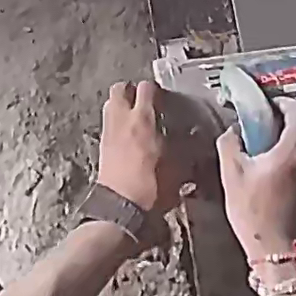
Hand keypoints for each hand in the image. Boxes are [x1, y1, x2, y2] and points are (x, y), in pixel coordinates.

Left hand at [97, 80, 180, 214]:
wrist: (120, 208)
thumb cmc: (151, 187)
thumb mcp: (176, 167)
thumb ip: (184, 148)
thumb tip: (193, 138)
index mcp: (142, 120)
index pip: (146, 88)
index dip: (156, 89)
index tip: (165, 98)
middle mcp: (121, 120)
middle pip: (119, 88)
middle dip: (131, 90)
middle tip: (144, 101)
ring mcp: (108, 131)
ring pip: (110, 103)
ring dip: (121, 105)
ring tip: (135, 117)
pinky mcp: (102, 146)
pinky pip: (108, 123)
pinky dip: (116, 123)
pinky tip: (128, 137)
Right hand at [216, 97, 295, 259]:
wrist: (269, 243)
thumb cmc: (252, 209)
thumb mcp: (232, 173)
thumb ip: (229, 144)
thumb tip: (232, 131)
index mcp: (291, 148)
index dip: (280, 99)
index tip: (264, 100)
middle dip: (277, 114)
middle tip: (255, 115)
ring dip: (278, 131)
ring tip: (254, 135)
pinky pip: (293, 152)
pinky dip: (279, 147)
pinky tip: (259, 156)